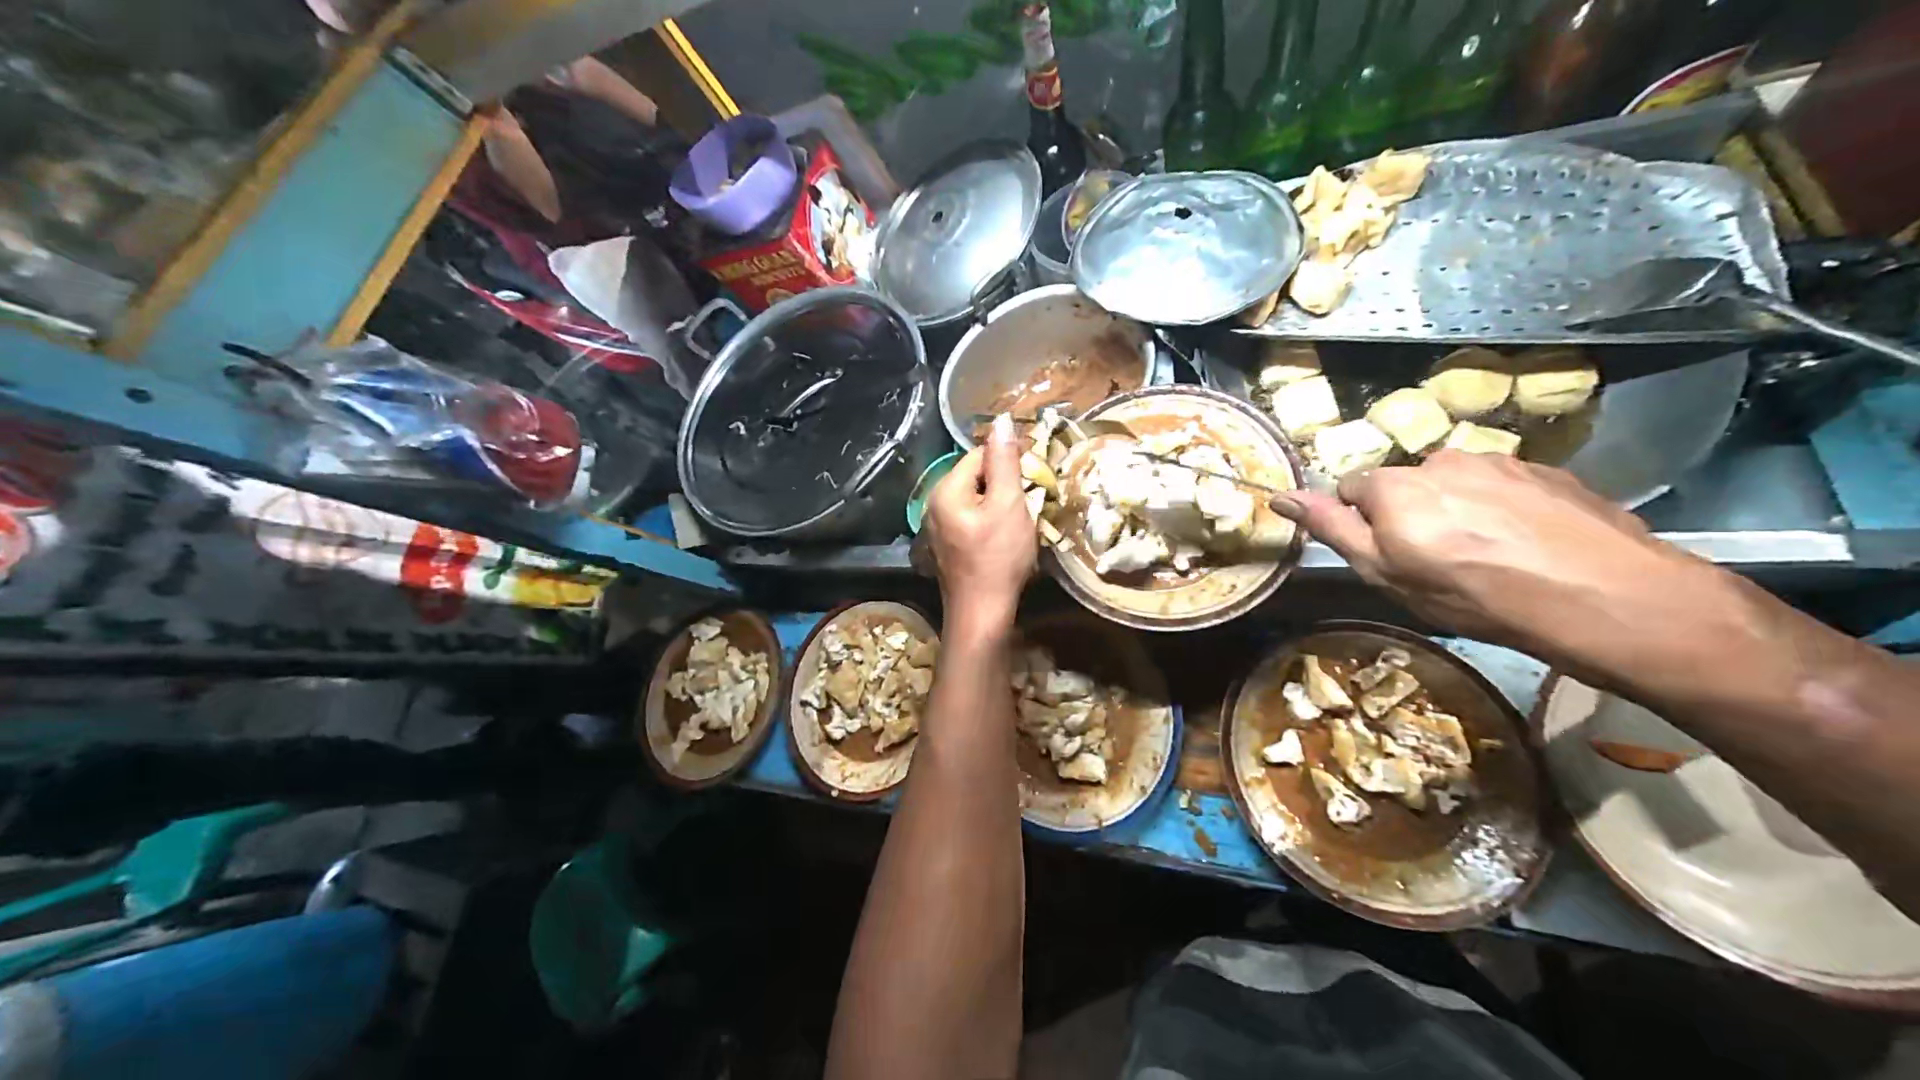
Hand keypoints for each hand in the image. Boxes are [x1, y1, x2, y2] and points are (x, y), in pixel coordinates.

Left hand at [924, 414, 1036, 635]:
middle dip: (1004, 481)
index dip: (1008, 458)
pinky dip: (990, 520)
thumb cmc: (998, 557)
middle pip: (975, 476)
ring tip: (1022, 516)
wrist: (982, 613)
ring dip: (1000, 502)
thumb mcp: (1008, 503)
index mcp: (945, 489)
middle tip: (1031, 496)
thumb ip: (1004, 461)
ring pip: (975, 498)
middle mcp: (934, 504)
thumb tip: (1002, 420)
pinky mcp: (948, 546)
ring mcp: (938, 527)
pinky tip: (1006, 536)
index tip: (1035, 471)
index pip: (979, 455)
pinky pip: (971, 519)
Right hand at [1270, 450, 1744, 675]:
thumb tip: (1281, 495)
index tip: (1389, 557)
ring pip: (1453, 485)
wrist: (1609, 598)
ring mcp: (1498, 462)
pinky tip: (1526, 546)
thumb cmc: (1477, 596)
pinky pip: (1500, 487)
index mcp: (1394, 487)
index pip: (1351, 490)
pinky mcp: (1546, 471)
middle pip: (1403, 485)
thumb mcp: (1387, 573)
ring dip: (1455, 510)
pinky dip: (1500, 510)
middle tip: (1437, 562)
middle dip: (1409, 515)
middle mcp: (1440, 462)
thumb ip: (1332, 529)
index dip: (1363, 525)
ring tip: (1489, 556)